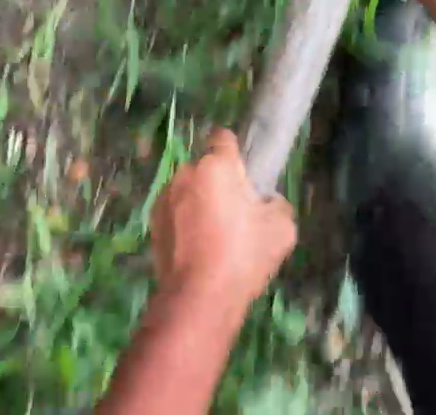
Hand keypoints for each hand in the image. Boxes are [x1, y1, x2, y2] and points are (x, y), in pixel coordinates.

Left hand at [151, 130, 296, 312]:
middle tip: (235, 214)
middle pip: (207, 168)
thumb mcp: (282, 229)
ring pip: (189, 188)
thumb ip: (277, 204)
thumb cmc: (243, 256)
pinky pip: (175, 209)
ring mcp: (165, 195)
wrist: (199, 297)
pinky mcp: (153, 219)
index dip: (235, 152)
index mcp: (217, 166)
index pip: (224, 138)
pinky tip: (196, 247)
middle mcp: (186, 172)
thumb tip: (267, 201)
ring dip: (199, 201)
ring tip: (213, 236)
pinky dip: (183, 220)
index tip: (243, 174)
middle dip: (219, 183)